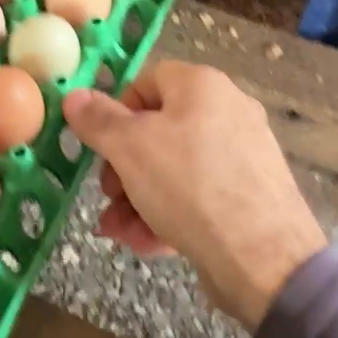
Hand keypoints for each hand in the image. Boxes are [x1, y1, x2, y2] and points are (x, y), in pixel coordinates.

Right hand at [63, 61, 327, 328]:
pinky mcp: (249, 194)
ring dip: (138, 198)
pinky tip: (147, 244)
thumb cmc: (190, 185)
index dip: (118, 111)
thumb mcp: (130, 149)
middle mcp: (227, 110)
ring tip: (117, 231)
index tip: (100, 147)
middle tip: (107, 195)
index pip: (148, 80)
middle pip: (159, 129)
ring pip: (175, 169)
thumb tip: (74, 96)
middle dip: (123, 167)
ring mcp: (242, 154)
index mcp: (202, 85)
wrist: (263, 257)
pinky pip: (199, 195)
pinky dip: (169, 214)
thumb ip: (98, 121)